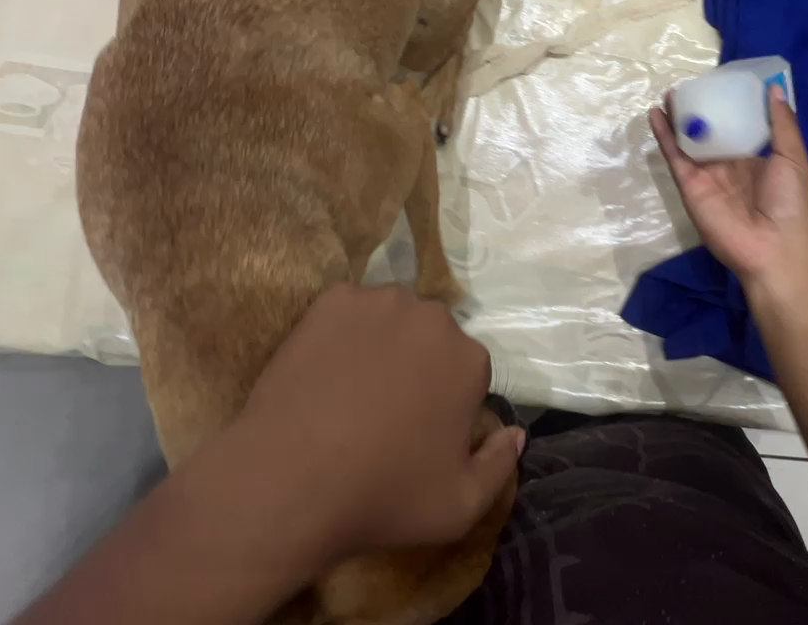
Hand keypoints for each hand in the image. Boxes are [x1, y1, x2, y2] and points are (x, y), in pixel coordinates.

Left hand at [221, 284, 523, 562]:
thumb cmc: (382, 495)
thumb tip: (518, 433)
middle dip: (418, 365)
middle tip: (383, 410)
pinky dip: (342, 330)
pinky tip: (325, 369)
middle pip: (432, 337)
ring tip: (350, 388)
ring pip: (391, 317)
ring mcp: (381, 302)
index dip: (445, 402)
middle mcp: (434, 318)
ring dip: (382, 342)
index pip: (467, 371)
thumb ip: (501, 466)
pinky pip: (348, 310)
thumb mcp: (460, 507)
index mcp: (470, 359)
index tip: (419, 430)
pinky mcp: (333, 300)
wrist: (289, 479)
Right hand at [649, 86, 807, 283]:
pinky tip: (656, 114)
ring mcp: (706, 174)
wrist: (773, 247)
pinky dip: (663, 135)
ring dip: (678, 118)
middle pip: (709, 130)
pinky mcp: (689, 185)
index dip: (728, 105)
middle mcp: (728, 164)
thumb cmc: (791, 202)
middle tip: (689, 85)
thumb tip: (774, 88)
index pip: (737, 125)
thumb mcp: (793, 157)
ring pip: (688, 140)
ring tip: (670, 94)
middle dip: (699, 109)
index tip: (719, 81)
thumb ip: (782, 124)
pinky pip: (674, 156)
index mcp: (754, 158)